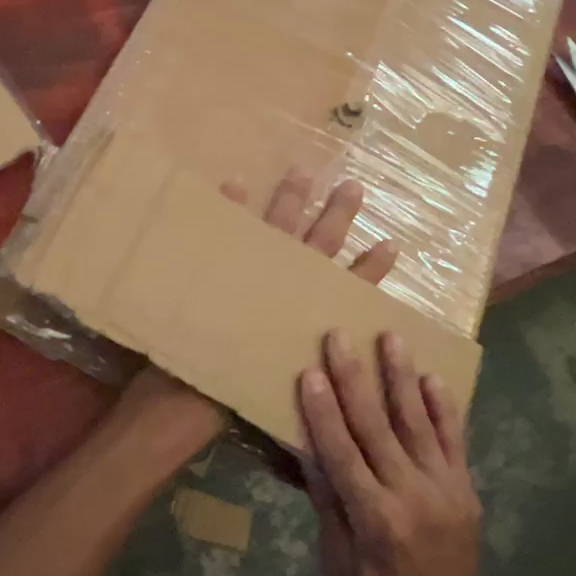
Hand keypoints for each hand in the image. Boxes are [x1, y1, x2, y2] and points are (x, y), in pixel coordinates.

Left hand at [115, 170, 399, 456]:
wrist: (183, 402)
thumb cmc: (232, 400)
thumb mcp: (272, 376)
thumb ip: (290, 355)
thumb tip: (313, 354)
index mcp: (303, 318)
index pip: (345, 288)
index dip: (368, 269)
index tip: (391, 245)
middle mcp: (283, 290)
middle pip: (318, 244)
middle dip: (337, 215)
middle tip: (353, 187)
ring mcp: (252, 276)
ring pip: (280, 227)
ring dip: (293, 198)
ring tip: (303, 172)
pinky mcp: (217, 271)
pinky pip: (225, 229)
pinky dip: (231, 205)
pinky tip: (235, 182)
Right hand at [299, 330, 511, 575]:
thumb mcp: (336, 562)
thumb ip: (326, 501)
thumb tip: (307, 447)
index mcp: (374, 519)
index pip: (341, 451)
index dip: (322, 410)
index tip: (309, 370)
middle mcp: (412, 496)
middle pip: (377, 427)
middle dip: (355, 378)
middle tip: (339, 337)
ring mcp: (445, 490)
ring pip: (418, 423)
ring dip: (402, 377)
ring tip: (391, 337)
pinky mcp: (466, 491)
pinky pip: (455, 441)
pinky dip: (444, 408)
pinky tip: (433, 377)